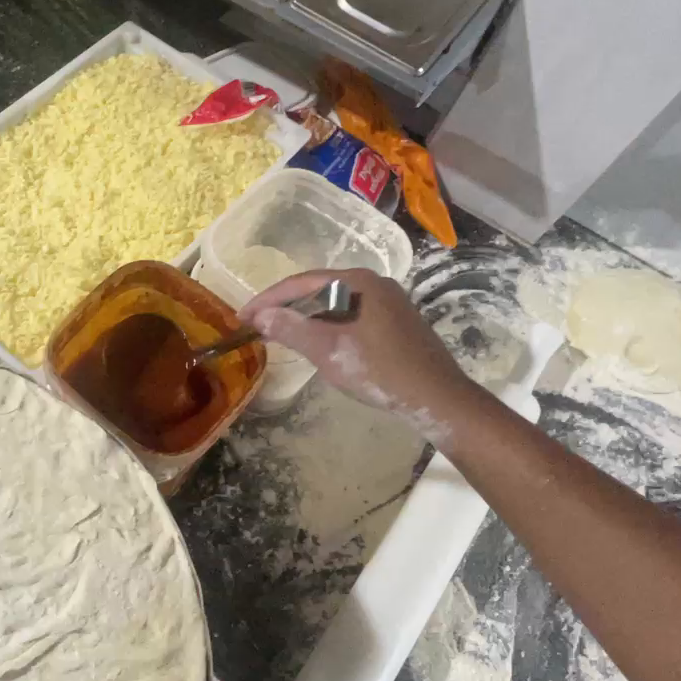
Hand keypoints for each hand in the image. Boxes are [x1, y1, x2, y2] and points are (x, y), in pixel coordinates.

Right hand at [238, 268, 476, 428]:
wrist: (438, 398)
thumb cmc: (381, 371)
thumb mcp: (329, 351)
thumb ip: (292, 328)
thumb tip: (260, 316)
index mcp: (357, 282)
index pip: (301, 283)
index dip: (267, 300)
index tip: (242, 317)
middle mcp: (373, 283)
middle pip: (317, 289)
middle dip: (285, 307)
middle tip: (257, 325)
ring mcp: (386, 302)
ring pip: (333, 303)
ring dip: (305, 317)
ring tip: (279, 334)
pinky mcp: (394, 322)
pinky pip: (348, 315)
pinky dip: (326, 325)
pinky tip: (315, 342)